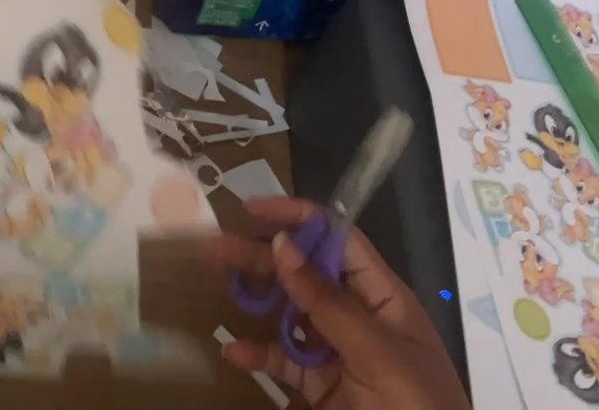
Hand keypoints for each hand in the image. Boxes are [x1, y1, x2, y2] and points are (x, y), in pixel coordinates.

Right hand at [208, 197, 471, 409]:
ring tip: (216, 279)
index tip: (250, 210)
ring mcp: (340, 353)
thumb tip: (282, 242)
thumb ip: (329, 303)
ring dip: (254, 296)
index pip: (336, 239)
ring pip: (290, 311)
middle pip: (304, 271)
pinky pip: (286, 361)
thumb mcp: (378, 356)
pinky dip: (260, 354)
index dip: (296, 218)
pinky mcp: (324, 389)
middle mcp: (359, 317)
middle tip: (215, 248)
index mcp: (382, 297)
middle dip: (262, 255)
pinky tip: (234, 352)